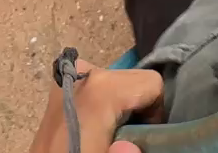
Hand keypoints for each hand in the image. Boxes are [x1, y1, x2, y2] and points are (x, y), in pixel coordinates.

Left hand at [25, 58, 163, 152]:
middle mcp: (86, 72)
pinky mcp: (61, 86)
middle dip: (138, 108)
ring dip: (121, 108)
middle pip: (133, 81)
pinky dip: (105, 105)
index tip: (143, 139)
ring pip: (117, 83)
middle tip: (126, 140)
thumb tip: (133, 147)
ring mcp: (71, 75)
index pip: (151, 84)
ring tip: (110, 137)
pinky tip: (96, 130)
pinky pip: (97, 87)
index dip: (156, 114)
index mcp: (100, 88)